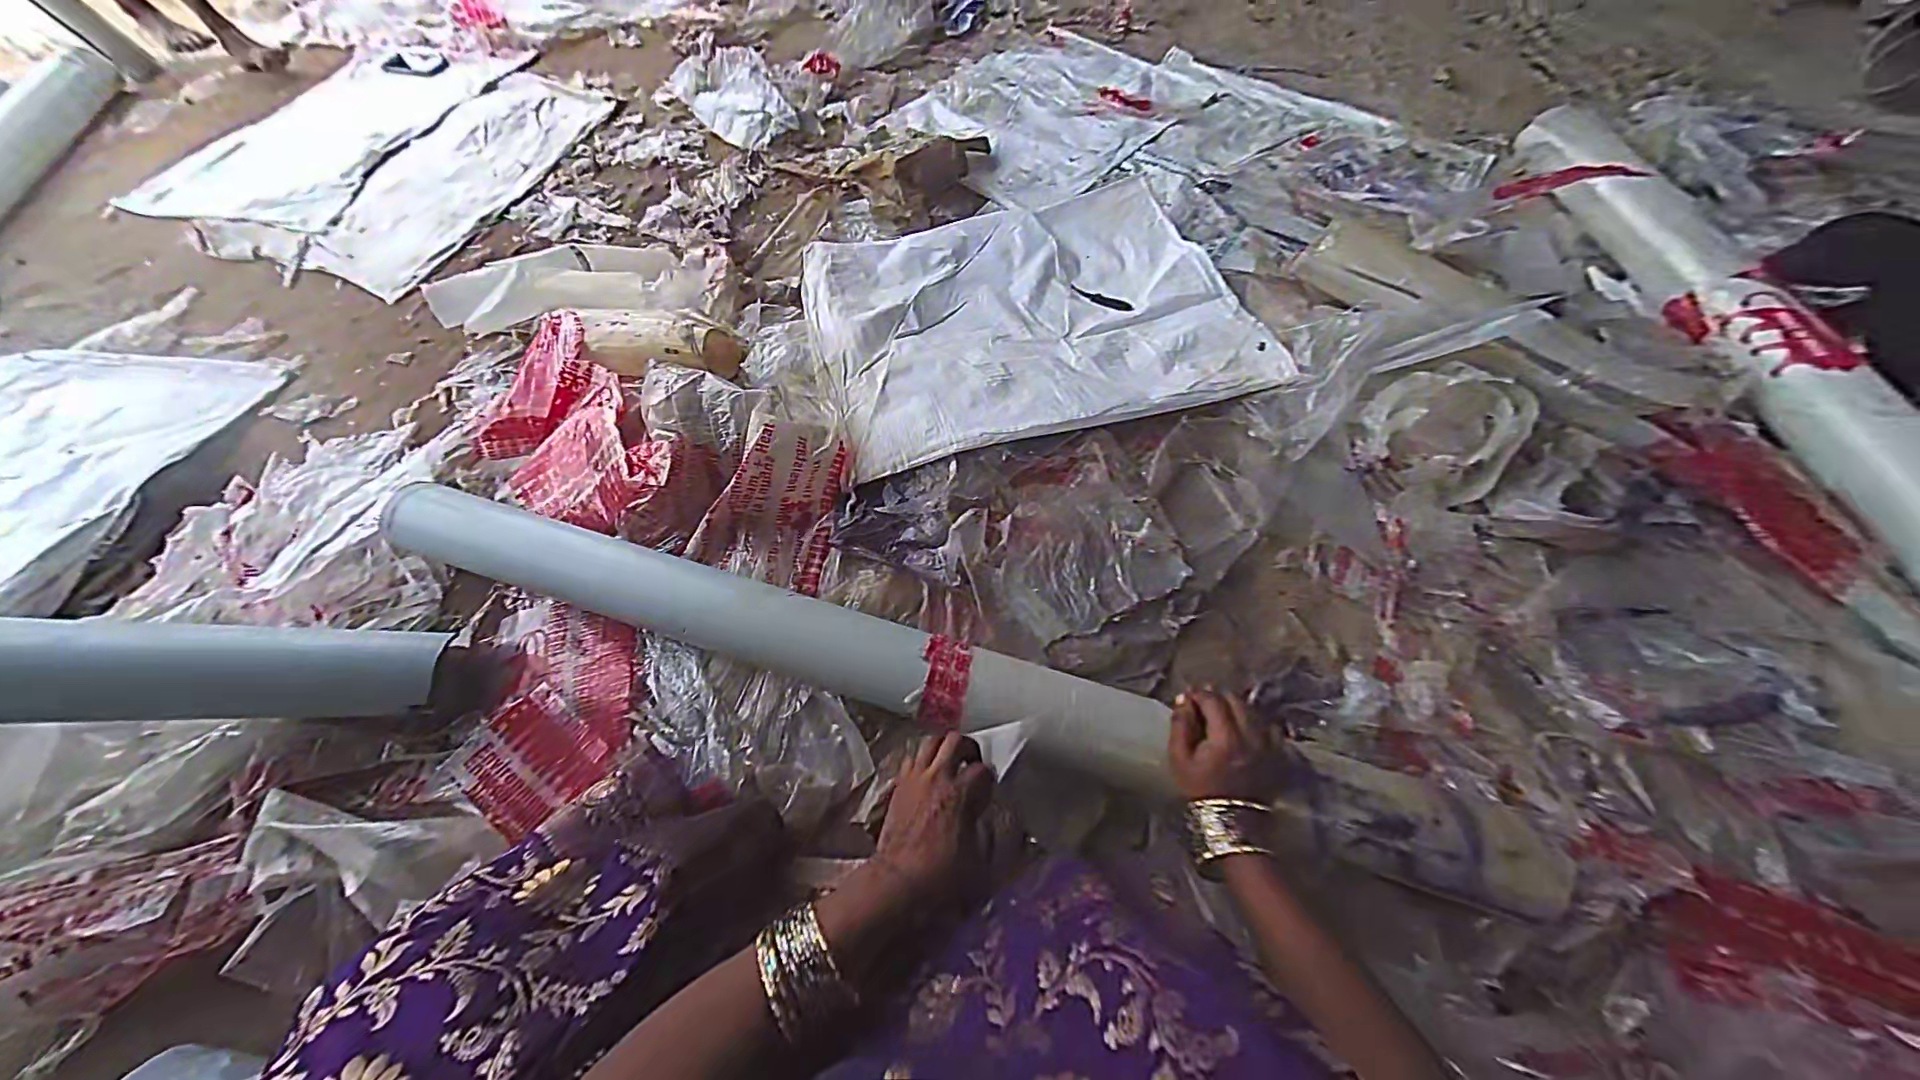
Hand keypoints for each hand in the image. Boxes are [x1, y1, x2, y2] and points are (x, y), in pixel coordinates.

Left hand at [870, 732, 993, 904]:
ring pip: (930, 743)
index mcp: (961, 795)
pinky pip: (911, 760)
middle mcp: (937, 779)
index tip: (989, 791)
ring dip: (943, 749)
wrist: (897, 885)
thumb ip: (995, 838)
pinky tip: (927, 779)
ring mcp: (914, 780)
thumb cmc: (942, 879)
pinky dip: (922, 762)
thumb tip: (1003, 827)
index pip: (984, 770)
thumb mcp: (982, 864)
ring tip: (950, 764)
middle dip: (968, 748)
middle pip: (955, 740)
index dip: (990, 780)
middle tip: (972, 764)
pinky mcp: (897, 788)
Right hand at [1169, 688, 1280, 800]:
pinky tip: (1244, 726)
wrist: (1233, 821)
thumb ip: (1180, 726)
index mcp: (1225, 737)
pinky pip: (1269, 725)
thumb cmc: (1201, 790)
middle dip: (1217, 696)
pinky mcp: (1277, 753)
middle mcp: (1251, 735)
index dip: (1199, 694)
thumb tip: (1184, 700)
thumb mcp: (1179, 759)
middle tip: (1203, 703)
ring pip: (1253, 710)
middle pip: (1235, 700)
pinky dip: (1255, 720)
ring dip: (1236, 706)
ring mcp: (1268, 744)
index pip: (1213, 700)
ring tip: (1222, 713)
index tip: (1188, 697)